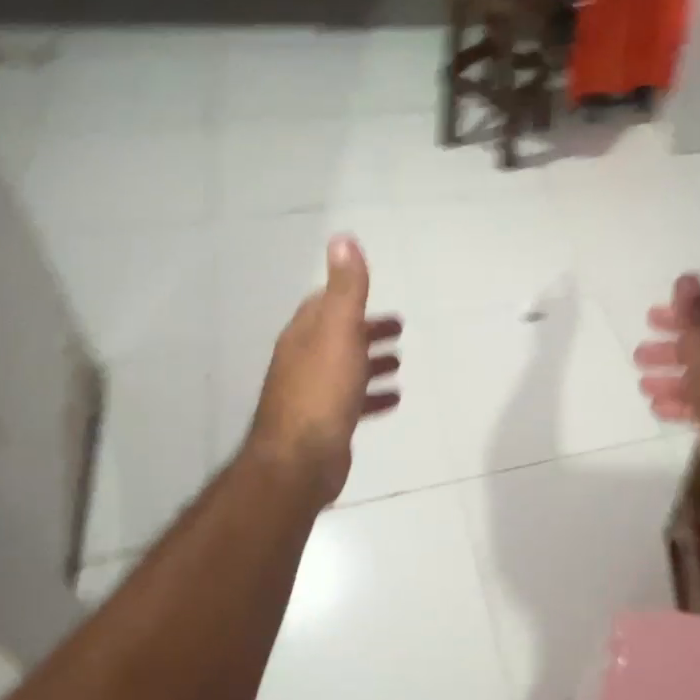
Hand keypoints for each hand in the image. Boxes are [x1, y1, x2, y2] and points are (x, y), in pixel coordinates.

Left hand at [242, 236, 401, 504]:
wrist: (300, 460)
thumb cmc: (322, 390)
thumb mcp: (338, 330)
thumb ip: (345, 287)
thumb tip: (342, 238)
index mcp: (304, 336)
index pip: (322, 305)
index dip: (347, 297)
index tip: (374, 295)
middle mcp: (303, 361)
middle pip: (337, 337)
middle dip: (366, 330)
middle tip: (399, 328)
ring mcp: (313, 395)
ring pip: (346, 369)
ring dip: (371, 362)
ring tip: (400, 362)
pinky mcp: (325, 424)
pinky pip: (353, 401)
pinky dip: (373, 395)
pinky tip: (393, 399)